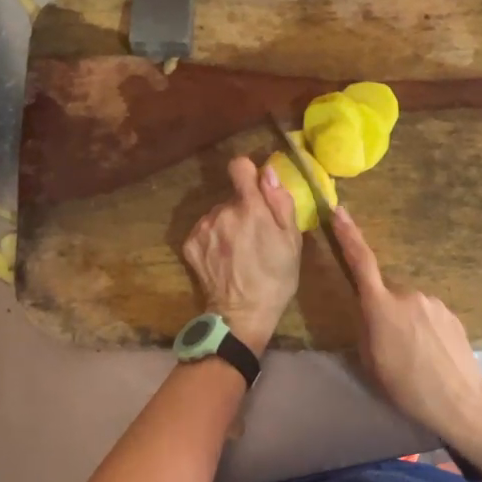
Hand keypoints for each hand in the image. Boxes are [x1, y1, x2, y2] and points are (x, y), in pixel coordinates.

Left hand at [182, 156, 302, 350]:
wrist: (242, 315)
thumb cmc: (275, 279)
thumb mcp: (292, 241)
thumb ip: (280, 202)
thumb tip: (268, 172)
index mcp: (250, 208)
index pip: (239, 167)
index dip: (248, 173)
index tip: (255, 187)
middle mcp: (222, 212)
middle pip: (232, 197)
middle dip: (243, 210)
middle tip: (256, 236)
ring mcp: (203, 228)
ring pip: (218, 214)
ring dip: (228, 225)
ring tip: (239, 252)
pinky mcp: (190, 244)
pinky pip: (204, 230)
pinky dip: (213, 239)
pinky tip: (224, 259)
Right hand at [332, 207, 481, 434]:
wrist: (460, 400)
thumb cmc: (406, 387)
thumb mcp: (371, 363)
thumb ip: (365, 330)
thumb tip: (369, 315)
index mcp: (381, 306)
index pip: (361, 263)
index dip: (348, 236)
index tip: (339, 211)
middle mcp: (408, 295)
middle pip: (387, 296)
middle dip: (385, 315)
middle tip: (390, 350)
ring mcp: (433, 302)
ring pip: (410, 307)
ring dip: (407, 325)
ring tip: (415, 359)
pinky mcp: (451, 313)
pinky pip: (429, 316)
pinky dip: (425, 331)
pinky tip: (432, 357)